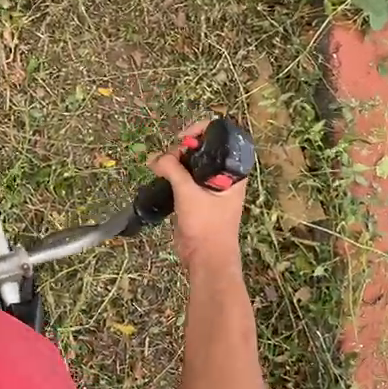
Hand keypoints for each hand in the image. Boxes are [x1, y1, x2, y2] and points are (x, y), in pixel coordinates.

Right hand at [147, 121, 246, 271]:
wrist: (205, 257)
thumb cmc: (206, 224)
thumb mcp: (188, 192)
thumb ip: (172, 169)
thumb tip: (155, 158)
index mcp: (231, 171)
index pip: (220, 138)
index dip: (201, 131)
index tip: (182, 138)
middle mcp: (222, 175)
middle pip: (201, 149)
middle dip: (182, 148)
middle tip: (168, 157)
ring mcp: (209, 186)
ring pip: (190, 163)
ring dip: (173, 161)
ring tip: (159, 167)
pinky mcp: (196, 197)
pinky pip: (183, 177)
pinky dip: (171, 174)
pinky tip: (158, 174)